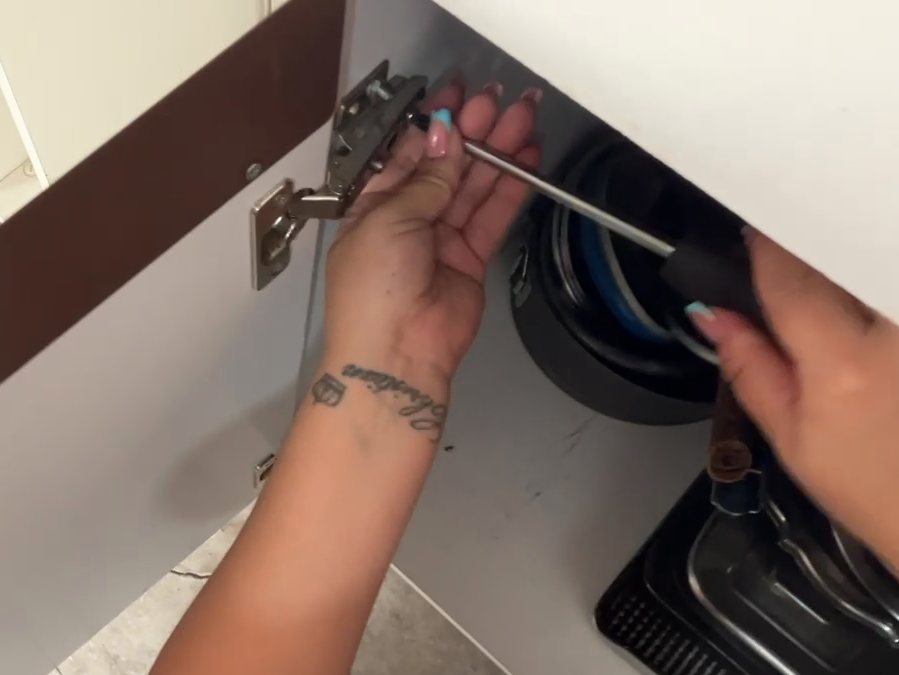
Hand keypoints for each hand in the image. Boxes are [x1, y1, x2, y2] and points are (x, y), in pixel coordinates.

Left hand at [321, 81, 540, 385]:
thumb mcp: (388, 220)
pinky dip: (510, 187)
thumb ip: (424, 179)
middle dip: (470, 135)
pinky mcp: (468, 262)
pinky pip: (491, 216)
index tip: (457, 97)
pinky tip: (527, 157)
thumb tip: (444, 138)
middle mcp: (404, 226)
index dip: (432, 128)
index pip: (405, 160)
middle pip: (443, 170)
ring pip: (471, 188)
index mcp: (371, 213)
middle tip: (496, 101)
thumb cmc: (372, 291)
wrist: (395, 354)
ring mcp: (438, 244)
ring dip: (496, 153)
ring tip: (522, 116)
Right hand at [691, 235, 898, 579]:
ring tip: (850, 273)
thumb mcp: (793, 442)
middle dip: (821, 241)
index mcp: (848, 371)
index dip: (768, 249)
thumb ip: (752, 370)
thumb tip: (714, 317)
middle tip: (797, 246)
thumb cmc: (883, 495)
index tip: (755, 230)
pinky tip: (897, 294)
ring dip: (871, 254)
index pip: (795, 283)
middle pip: (858, 253)